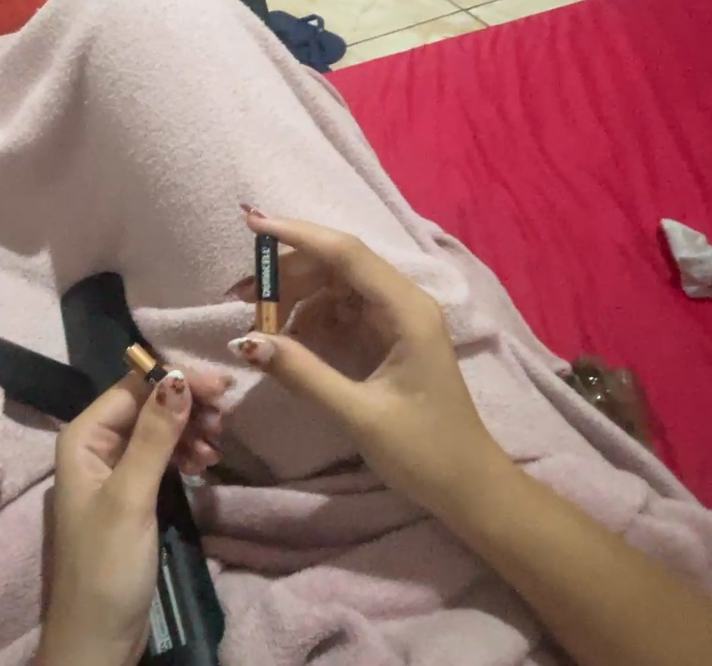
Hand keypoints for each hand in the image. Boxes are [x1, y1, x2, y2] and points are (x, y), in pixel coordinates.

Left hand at [38, 366, 229, 665]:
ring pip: (158, 429)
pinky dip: (184, 455)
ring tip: (216, 449)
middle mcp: (95, 443)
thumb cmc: (107, 565)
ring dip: (190, 431)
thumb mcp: (131, 497)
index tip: (222, 387)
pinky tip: (204, 465)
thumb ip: (154, 436)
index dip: (177, 380)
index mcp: (83, 436)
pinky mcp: (132, 491)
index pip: (134, 388)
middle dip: (187, 406)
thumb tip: (178, 378)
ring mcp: (114, 468)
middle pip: (148, 404)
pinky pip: (161, 456)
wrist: (98, 640)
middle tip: (225, 420)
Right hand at [226, 209, 512, 518]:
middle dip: (285, 273)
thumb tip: (247, 341)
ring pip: (331, 285)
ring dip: (292, 296)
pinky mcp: (383, 336)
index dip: (296, 235)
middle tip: (241, 296)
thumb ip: (304, 374)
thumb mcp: (360, 416)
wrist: (470, 489)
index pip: (345, 253)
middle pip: (334, 264)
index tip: (250, 223)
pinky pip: (336, 310)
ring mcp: (392, 318)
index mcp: (406, 310)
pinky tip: (285, 340)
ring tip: (257, 323)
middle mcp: (401, 302)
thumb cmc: (426, 451)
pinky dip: (306, 318)